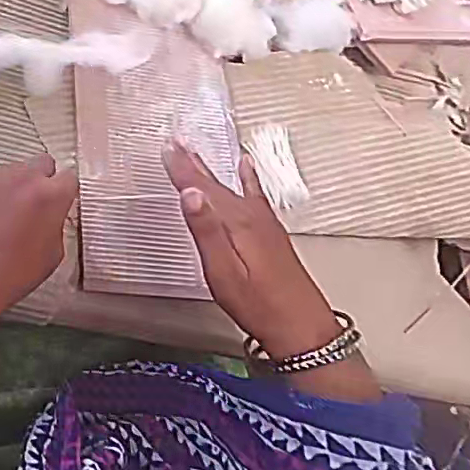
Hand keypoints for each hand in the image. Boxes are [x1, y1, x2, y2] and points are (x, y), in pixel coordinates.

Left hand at [0, 155, 77, 314]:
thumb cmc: (18, 269)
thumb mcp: (55, 250)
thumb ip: (56, 221)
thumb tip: (52, 213)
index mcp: (52, 195)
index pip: (69, 177)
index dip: (65, 191)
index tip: (60, 202)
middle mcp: (26, 178)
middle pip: (43, 163)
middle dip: (43, 179)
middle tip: (37, 202)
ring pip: (17, 170)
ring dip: (18, 184)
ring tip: (11, 212)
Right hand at [162, 143, 338, 352]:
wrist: (302, 328)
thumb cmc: (257, 304)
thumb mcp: (223, 271)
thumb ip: (206, 231)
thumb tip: (189, 194)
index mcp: (236, 223)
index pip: (202, 189)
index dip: (182, 169)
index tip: (167, 148)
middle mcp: (251, 216)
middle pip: (215, 184)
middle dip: (194, 162)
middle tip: (176, 140)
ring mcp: (263, 223)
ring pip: (231, 186)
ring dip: (212, 168)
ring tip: (198, 151)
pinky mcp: (270, 232)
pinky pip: (253, 194)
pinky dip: (247, 178)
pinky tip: (246, 167)